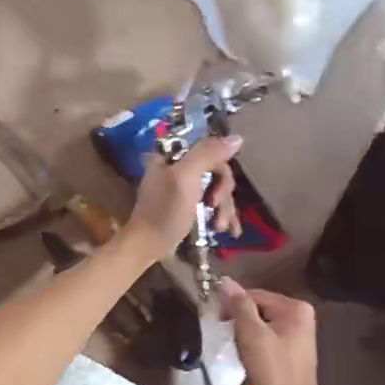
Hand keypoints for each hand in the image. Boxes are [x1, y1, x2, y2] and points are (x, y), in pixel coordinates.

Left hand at [122, 134, 241, 260]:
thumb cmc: (163, 211)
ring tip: (219, 227)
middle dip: (223, 193)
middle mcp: (178, 170)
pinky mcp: (188, 209)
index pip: (209, 150)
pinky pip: (213, 206)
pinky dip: (222, 217)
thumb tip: (237, 138)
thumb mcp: (184, 177)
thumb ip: (207, 154)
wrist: (148, 246)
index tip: (219, 188)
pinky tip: (229, 230)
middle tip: (215, 208)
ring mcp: (184, 190)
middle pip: (217, 172)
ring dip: (224, 209)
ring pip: (217, 191)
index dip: (220, 168)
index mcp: (172, 157)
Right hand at [219, 280, 334, 384]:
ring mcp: (299, 329)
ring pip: (262, 320)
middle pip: (259, 307)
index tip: (218, 322)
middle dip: (240, 320)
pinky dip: (256, 340)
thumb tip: (225, 281)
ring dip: (246, 331)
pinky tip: (250, 354)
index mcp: (294, 307)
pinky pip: (269, 332)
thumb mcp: (252, 335)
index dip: (233, 305)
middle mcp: (301, 313)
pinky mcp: (294, 343)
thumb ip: (239, 306)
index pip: (254, 295)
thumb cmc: (273, 368)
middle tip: (230, 338)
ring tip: (240, 347)